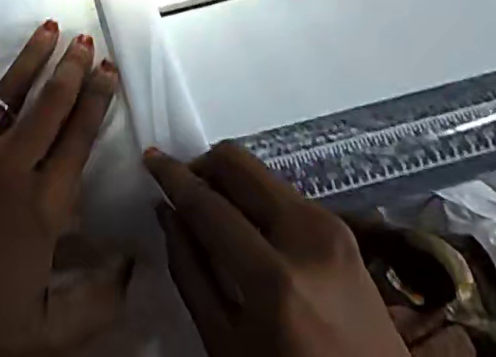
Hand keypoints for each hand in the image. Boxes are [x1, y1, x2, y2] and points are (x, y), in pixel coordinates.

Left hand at [0, 22, 126, 356]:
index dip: (97, 101)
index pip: (79, 139)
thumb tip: (135, 266)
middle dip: (71, 68)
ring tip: (47, 28)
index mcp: (43, 206)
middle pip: (48, 105)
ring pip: (7, 94)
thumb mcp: (51, 334)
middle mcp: (10, 168)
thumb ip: (100, 300)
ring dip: (30, 59)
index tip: (109, 71)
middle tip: (85, 39)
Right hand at [146, 142, 411, 356]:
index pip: (209, 203)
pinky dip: (255, 198)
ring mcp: (333, 229)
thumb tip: (166, 211)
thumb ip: (189, 271)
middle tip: (183, 191)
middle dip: (202, 166)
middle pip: (239, 164)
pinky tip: (248, 230)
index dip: (173, 176)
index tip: (150, 158)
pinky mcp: (346, 231)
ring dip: (229, 182)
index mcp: (274, 278)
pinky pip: (284, 194)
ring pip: (261, 173)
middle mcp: (308, 237)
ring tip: (214, 215)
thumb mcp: (226, 345)